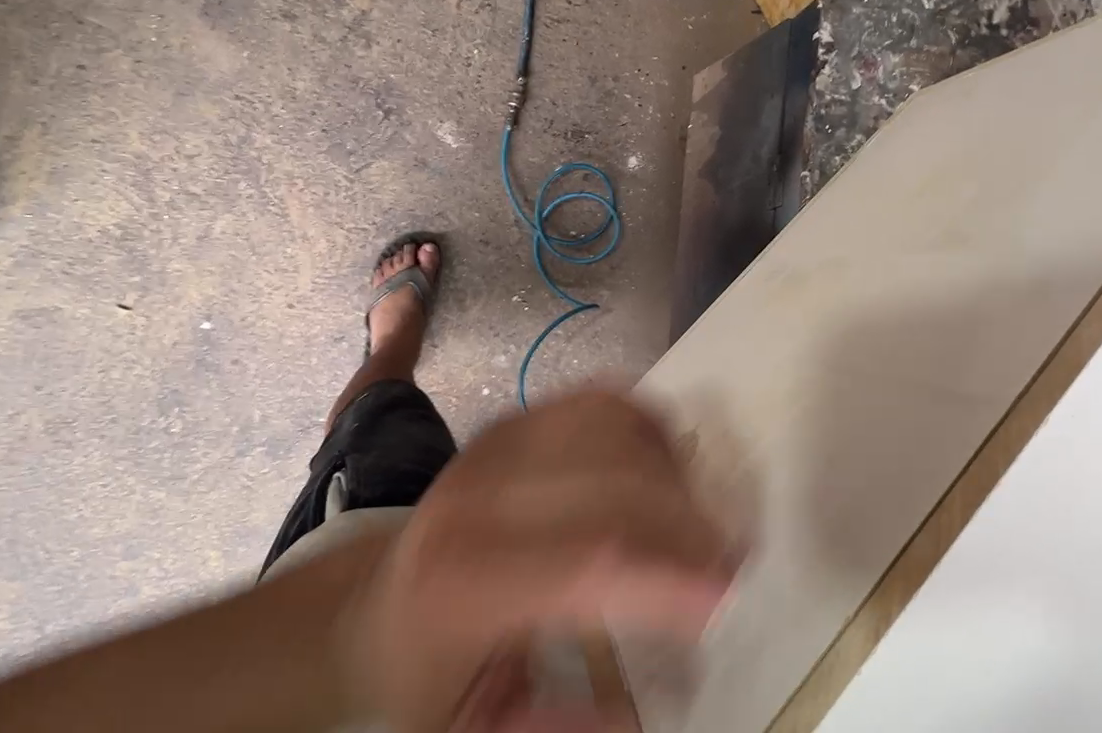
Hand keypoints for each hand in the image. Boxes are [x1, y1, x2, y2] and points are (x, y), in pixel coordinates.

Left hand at [343, 391, 735, 732]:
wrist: (366, 609)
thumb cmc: (426, 673)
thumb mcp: (477, 725)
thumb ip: (558, 724)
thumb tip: (640, 708)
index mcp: (464, 582)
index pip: (591, 560)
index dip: (670, 574)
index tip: (726, 594)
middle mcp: (480, 496)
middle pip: (616, 484)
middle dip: (691, 519)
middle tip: (734, 557)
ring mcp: (497, 445)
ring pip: (615, 430)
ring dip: (678, 470)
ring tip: (706, 515)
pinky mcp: (514, 420)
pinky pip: (598, 401)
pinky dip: (647, 423)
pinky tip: (670, 463)